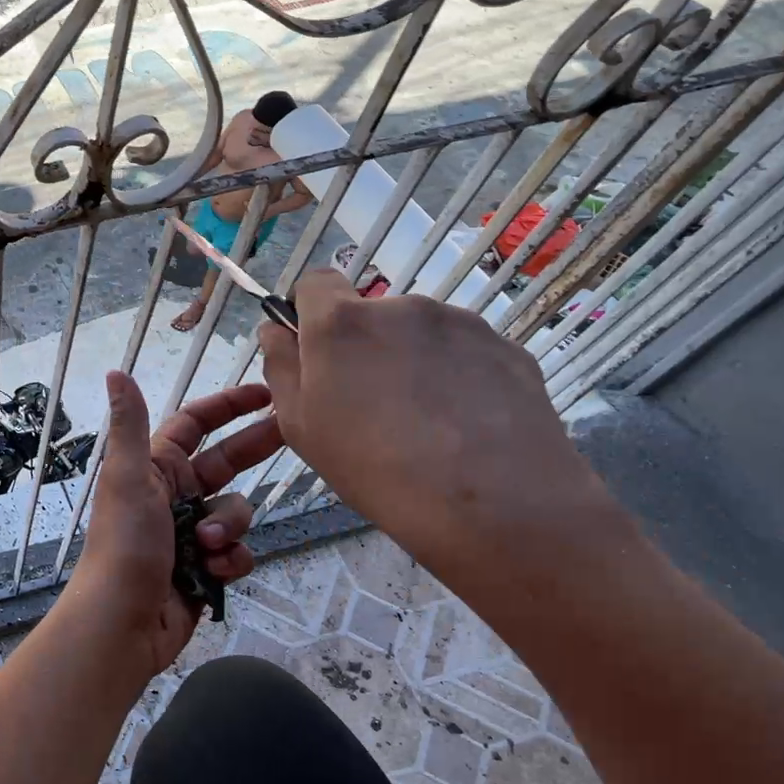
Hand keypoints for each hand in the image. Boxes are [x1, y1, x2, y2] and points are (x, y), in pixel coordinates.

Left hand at [65, 372, 282, 678]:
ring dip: (229, 527)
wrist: (124, 621)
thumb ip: (130, 425)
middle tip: (295, 434)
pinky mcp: (205, 569)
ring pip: (235, 513)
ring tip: (206, 546)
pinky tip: (212, 573)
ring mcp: (190, 533)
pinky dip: (230, 561)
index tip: (266, 392)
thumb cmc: (125, 544)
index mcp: (152, 468)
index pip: (194, 424)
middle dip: (255, 449)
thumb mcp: (128, 477)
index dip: (226, 405)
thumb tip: (116, 371)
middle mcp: (172, 495)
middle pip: (226, 462)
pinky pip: (236, 553)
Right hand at [257, 270, 620, 576]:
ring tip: (424, 420)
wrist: (495, 503)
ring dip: (411, 360)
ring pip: (418, 333)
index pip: (315, 281)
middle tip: (370, 404)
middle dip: (364, 345)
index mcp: (340, 322)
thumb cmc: (374, 466)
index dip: (309, 310)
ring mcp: (459, 323)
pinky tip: (463, 424)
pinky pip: (464, 352)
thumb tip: (277, 330)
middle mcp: (400, 306)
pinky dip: (457, 376)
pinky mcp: (506, 347)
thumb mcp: (300, 425)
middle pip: (369, 313)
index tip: (316, 351)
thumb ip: (281, 366)